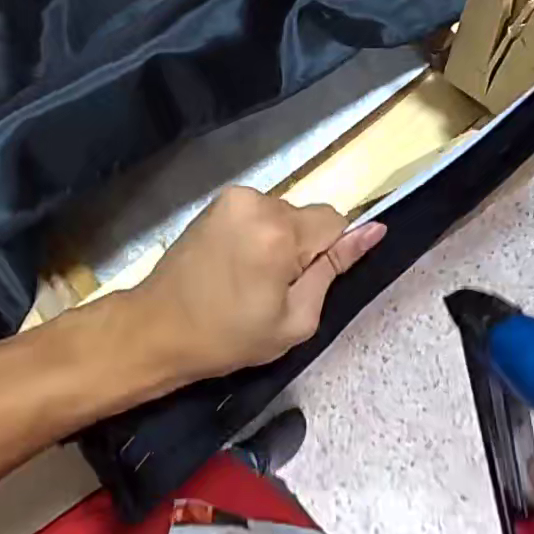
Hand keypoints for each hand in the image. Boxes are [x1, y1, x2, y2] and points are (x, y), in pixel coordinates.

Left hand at [130, 187, 385, 383]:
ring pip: (284, 214)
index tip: (304, 283)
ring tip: (249, 278)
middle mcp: (257, 201)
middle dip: (302, 248)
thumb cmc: (229, 336)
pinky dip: (257, 234)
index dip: (328, 254)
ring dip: (279, 240)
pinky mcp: (216, 201)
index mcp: (279, 232)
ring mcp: (233, 197)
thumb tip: (375, 230)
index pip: (335, 222)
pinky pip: (258, 213)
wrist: (158, 327)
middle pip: (307, 217)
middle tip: (272, 288)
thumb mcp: (295, 318)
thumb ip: (335, 269)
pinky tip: (236, 263)